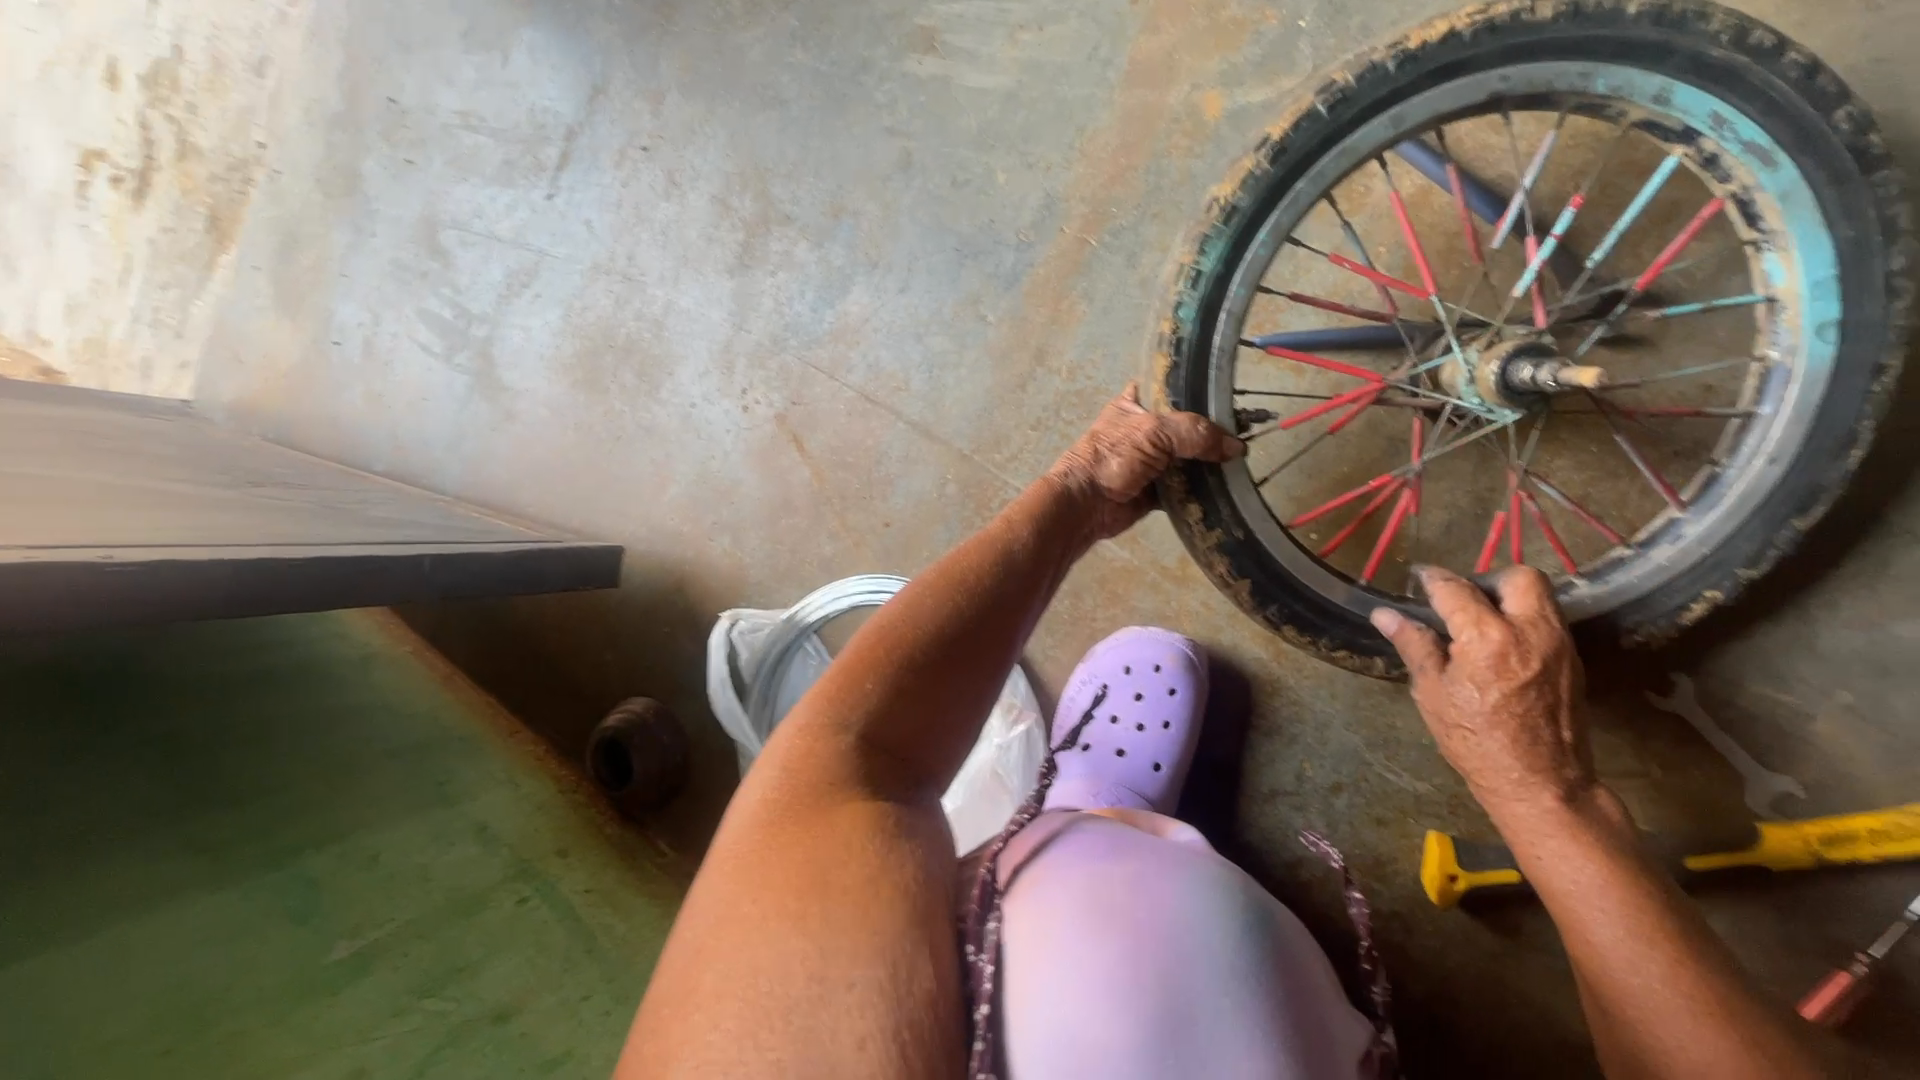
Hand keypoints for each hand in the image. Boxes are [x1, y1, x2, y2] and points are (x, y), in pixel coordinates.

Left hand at [1046, 382, 1245, 540]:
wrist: (1086, 504)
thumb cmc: (1113, 457)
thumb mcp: (1154, 431)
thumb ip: (1196, 432)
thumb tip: (1236, 447)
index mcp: (1136, 404)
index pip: (1173, 390)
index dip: (1200, 393)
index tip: (1232, 400)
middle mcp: (1145, 430)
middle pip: (1187, 427)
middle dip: (1212, 434)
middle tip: (1248, 434)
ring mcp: (1151, 461)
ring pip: (1189, 459)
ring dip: (1210, 463)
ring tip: (1243, 462)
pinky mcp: (1156, 490)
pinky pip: (1186, 487)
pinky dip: (1202, 489)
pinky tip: (1227, 487)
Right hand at [1370, 565, 1596, 819]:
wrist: (1540, 783)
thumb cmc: (1474, 740)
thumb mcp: (1433, 692)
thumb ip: (1414, 645)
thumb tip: (1384, 614)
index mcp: (1487, 636)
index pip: (1456, 588)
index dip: (1433, 579)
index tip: (1419, 578)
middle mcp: (1530, 630)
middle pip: (1518, 578)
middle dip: (1488, 580)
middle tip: (1463, 601)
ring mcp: (1559, 644)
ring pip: (1540, 597)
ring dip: (1510, 599)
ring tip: (1481, 624)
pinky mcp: (1573, 661)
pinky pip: (1549, 622)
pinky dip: (1525, 621)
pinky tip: (1502, 647)